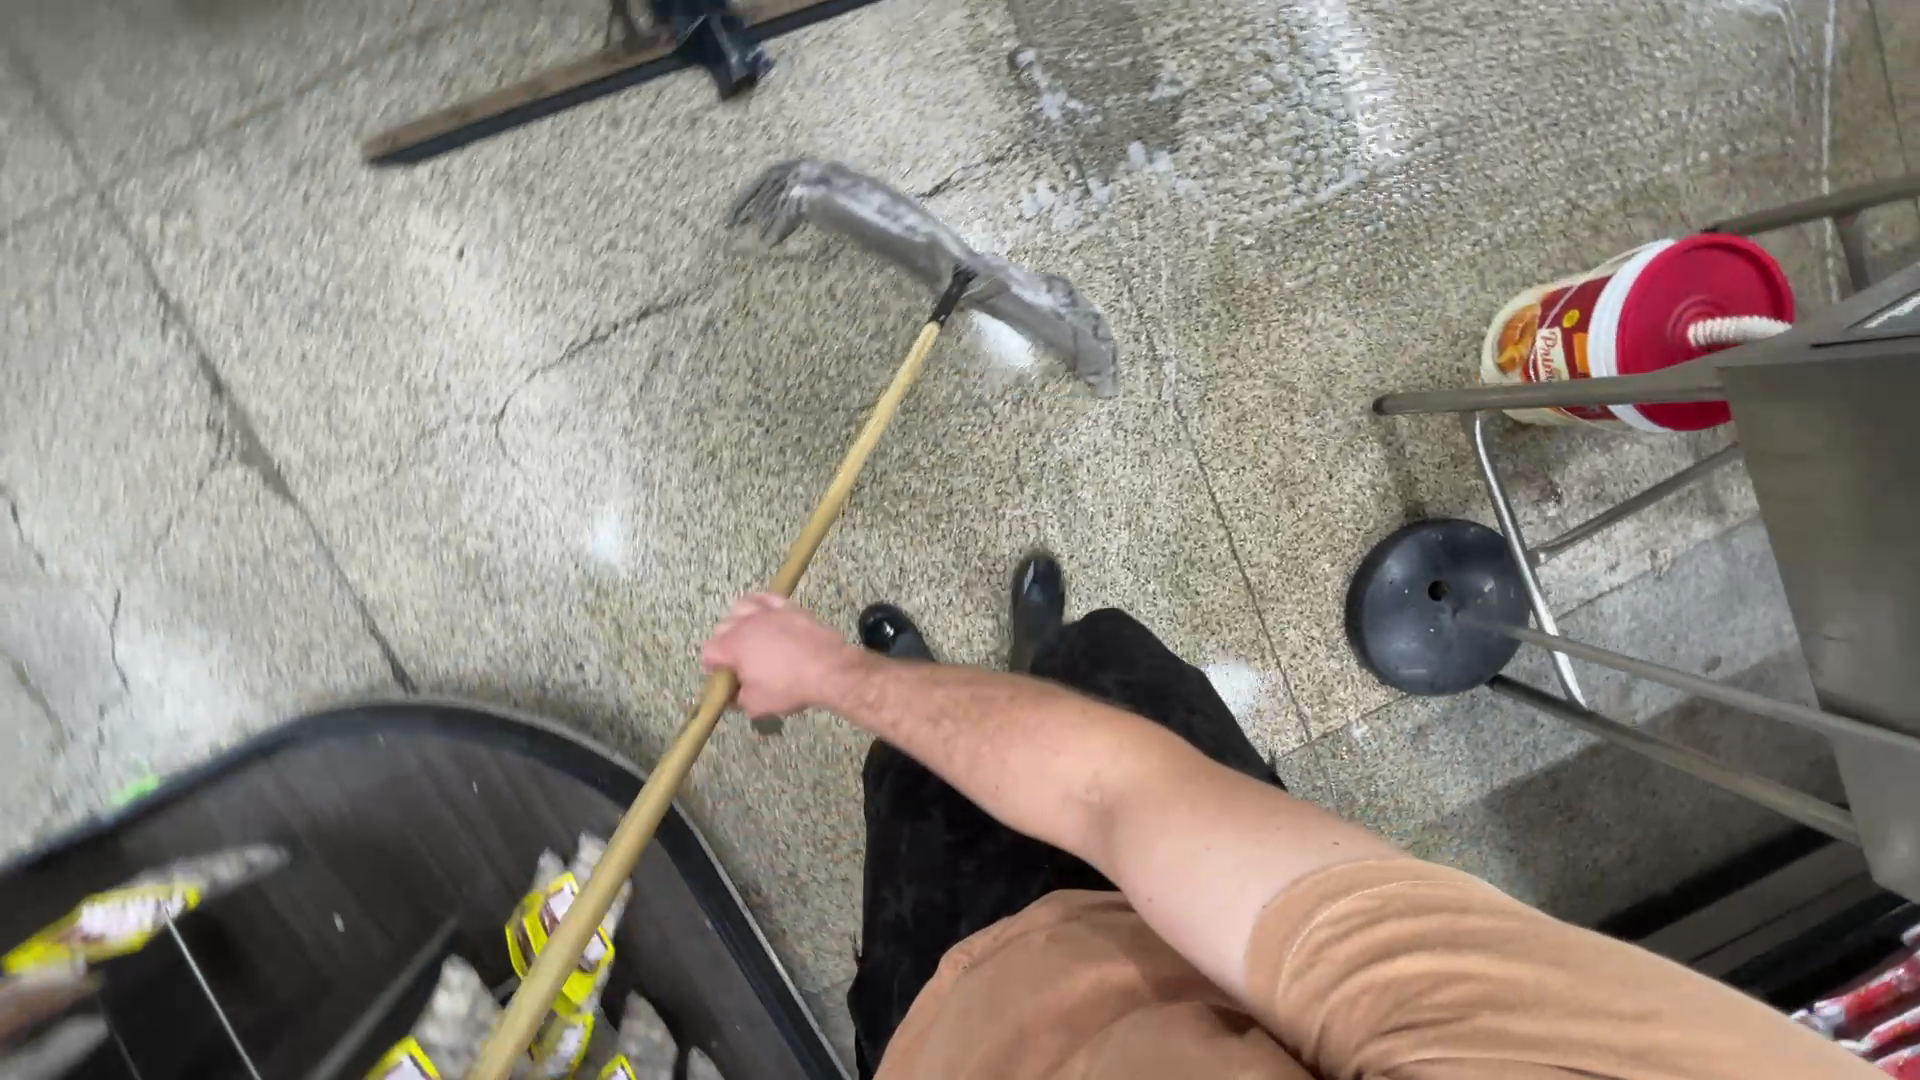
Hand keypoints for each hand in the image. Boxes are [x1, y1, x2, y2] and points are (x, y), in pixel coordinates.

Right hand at [701, 594, 862, 718]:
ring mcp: (769, 612)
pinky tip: (765, 612)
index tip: (721, 676)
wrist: (828, 668)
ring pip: (743, 606)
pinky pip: (769, 598)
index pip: (709, 650)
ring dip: (740, 619)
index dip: (711, 665)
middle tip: (736, 660)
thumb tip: (736, 695)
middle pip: (723, 626)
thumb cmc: (788, 687)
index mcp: (733, 646)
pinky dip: (762, 603)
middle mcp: (747, 623)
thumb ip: (739, 699)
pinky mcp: (790, 608)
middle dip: (724, 643)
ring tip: (748, 633)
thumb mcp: (756, 704)